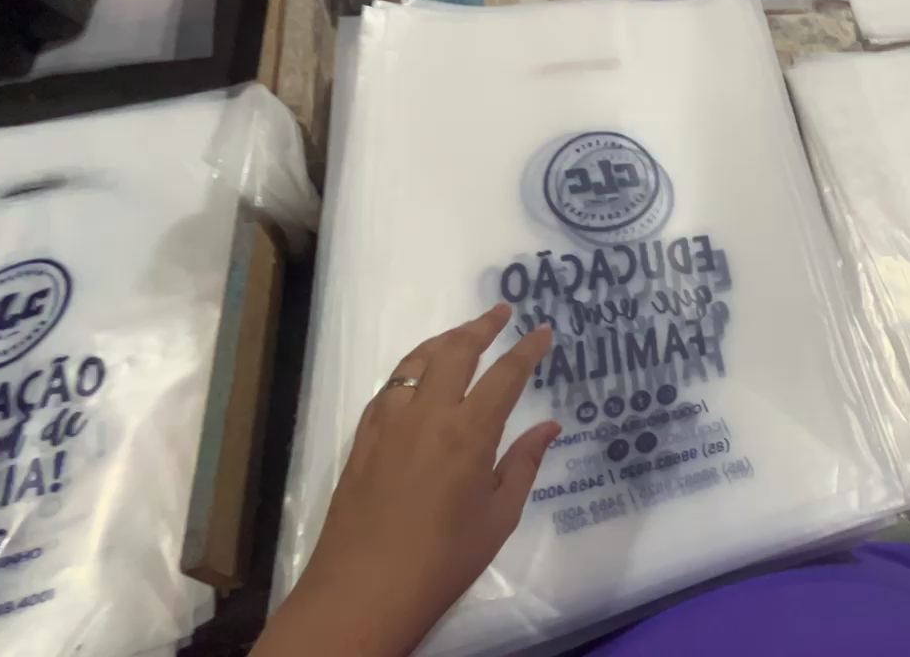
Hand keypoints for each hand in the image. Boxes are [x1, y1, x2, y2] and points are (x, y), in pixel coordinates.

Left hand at [257, 305, 558, 656]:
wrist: (359, 598)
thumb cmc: (442, 561)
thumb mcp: (499, 516)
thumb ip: (524, 463)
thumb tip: (550, 426)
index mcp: (469, 433)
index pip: (506, 374)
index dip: (528, 349)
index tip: (542, 331)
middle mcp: (429, 417)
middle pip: (455, 352)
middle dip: (482, 326)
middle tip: (502, 311)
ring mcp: (389, 426)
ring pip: (416, 363)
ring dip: (444, 341)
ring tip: (462, 334)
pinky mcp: (362, 443)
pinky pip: (389, 390)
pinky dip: (410, 371)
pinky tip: (418, 378)